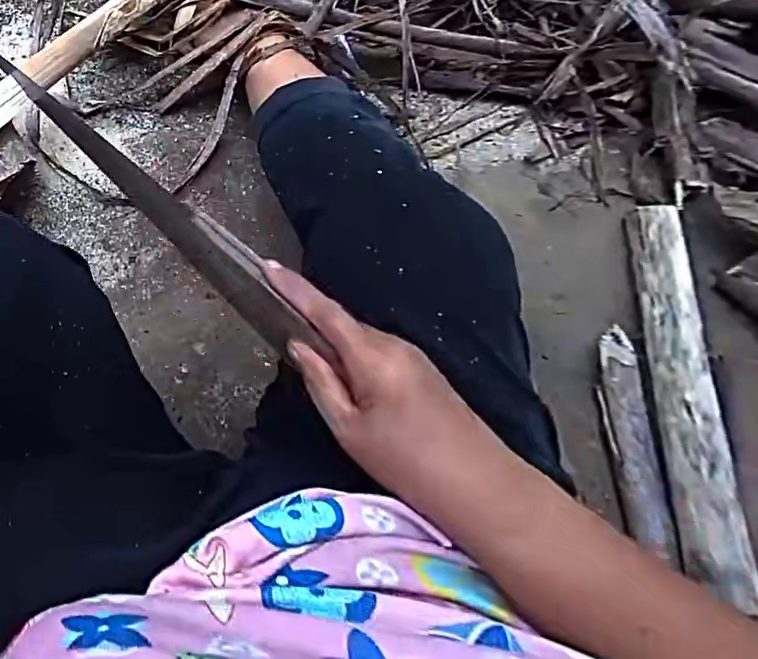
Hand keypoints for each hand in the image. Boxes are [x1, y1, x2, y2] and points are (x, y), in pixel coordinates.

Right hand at [269, 260, 519, 503]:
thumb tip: (299, 346)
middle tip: (282, 334)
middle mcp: (394, 345)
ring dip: (333, 345)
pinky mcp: (424, 371)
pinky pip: (375, 351)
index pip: (323, 311)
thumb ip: (319, 381)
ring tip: (318, 373)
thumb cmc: (410, 465)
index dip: (293, 286)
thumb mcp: (349, 429)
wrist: (490, 493)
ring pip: (358, 339)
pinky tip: (350, 384)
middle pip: (340, 324)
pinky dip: (353, 357)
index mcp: (373, 357)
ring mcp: (413, 356)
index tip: (267, 264)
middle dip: (310, 323)